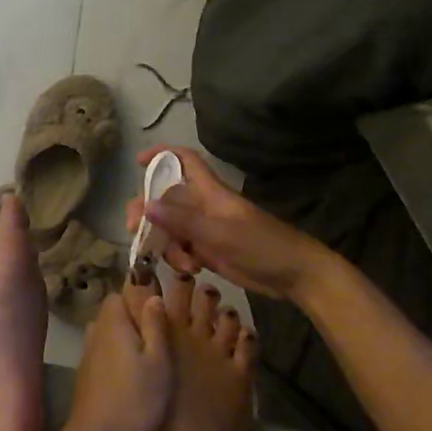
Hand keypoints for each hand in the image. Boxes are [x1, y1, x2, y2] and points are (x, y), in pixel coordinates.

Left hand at [67, 286, 171, 430]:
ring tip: (149, 360)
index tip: (158, 313)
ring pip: (108, 335)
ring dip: (125, 340)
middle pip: (113, 314)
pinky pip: (103, 354)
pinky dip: (117, 358)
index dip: (137, 298)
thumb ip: (155, 326)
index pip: (118, 294)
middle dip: (133, 320)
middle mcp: (95, 332)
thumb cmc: (136, 397)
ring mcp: (87, 354)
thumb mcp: (158, 360)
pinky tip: (132, 377)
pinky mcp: (86, 374)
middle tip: (160, 340)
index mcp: (113, 322)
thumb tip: (153, 297)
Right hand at [124, 146, 332, 297]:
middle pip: (164, 199)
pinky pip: (179, 248)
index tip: (138, 161)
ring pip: (168, 228)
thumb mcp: (220, 233)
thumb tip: (145, 206)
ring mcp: (203, 229)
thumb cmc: (262, 246)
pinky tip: (189, 270)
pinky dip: (177, 259)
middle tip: (137, 232)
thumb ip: (182, 220)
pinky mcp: (206, 251)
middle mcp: (202, 207)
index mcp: (209, 192)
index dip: (161, 155)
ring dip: (165, 244)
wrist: (294, 275)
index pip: (183, 161)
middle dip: (147, 214)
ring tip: (182, 263)